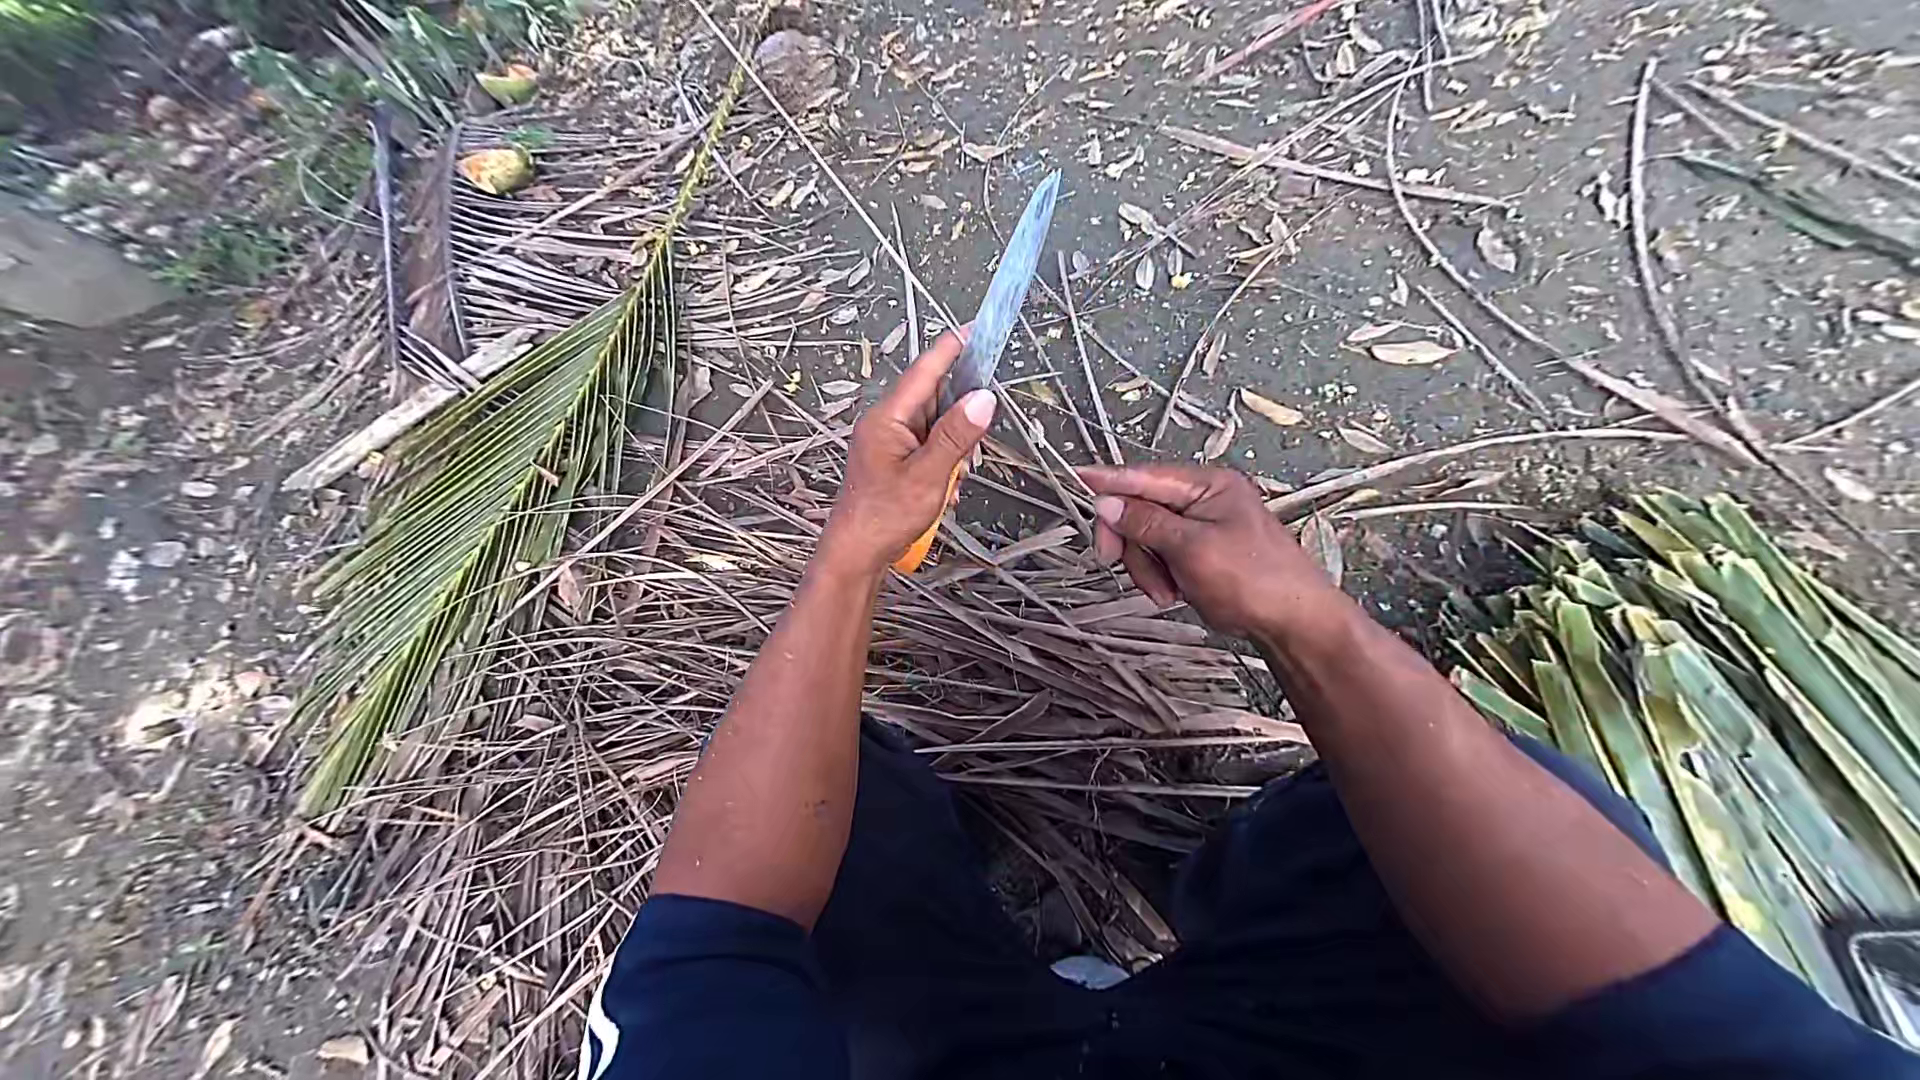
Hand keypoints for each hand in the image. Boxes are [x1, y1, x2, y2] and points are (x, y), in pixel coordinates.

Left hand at [821, 329, 996, 575]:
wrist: (857, 552)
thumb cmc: (882, 517)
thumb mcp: (928, 475)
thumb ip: (956, 436)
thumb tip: (982, 399)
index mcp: (888, 417)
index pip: (925, 370)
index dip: (953, 348)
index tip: (976, 330)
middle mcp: (886, 423)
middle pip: (934, 397)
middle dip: (960, 415)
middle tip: (973, 437)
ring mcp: (890, 441)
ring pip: (936, 424)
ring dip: (953, 446)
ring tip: (950, 476)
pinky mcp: (896, 458)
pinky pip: (929, 445)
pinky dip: (944, 461)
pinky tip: (944, 485)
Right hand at [1078, 464, 1347, 643]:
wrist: (1293, 623)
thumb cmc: (1257, 581)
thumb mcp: (1192, 548)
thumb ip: (1145, 522)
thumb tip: (1108, 501)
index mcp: (1208, 486)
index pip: (1144, 476)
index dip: (1109, 480)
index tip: (1078, 477)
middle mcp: (1203, 501)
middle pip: (1139, 510)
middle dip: (1130, 541)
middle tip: (1113, 560)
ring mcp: (1200, 527)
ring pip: (1145, 538)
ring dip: (1146, 567)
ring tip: (1166, 589)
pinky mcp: (1197, 552)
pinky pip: (1159, 556)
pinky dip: (1158, 575)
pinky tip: (1175, 590)